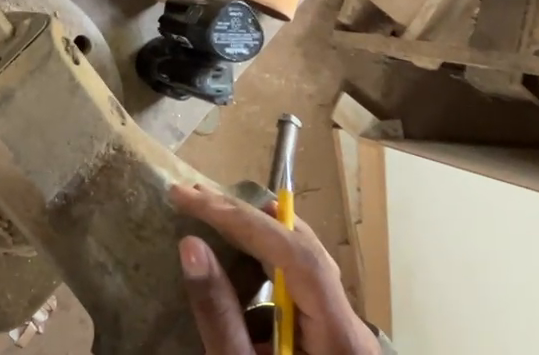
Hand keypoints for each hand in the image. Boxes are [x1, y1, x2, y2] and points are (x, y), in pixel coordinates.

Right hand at [169, 183, 379, 354]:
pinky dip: (263, 279)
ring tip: (205, 225)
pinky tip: (229, 290)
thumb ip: (218, 316)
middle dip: (246, 218)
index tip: (186, 200)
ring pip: (303, 269)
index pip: (294, 253)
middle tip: (192, 198)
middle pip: (304, 250)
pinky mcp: (333, 350)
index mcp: (340, 339)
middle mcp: (352, 331)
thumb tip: (191, 245)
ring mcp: (346, 341)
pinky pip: (299, 297)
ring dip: (254, 244)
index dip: (239, 218)